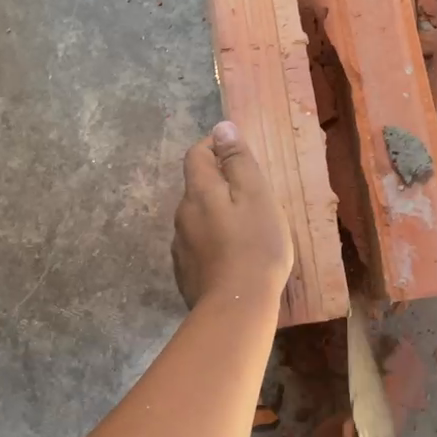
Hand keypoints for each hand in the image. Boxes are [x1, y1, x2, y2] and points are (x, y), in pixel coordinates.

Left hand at [171, 121, 293, 309]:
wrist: (237, 308)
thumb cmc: (255, 245)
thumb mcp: (256, 195)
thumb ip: (238, 160)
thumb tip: (222, 128)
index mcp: (198, 192)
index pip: (196, 154)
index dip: (214, 146)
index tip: (237, 152)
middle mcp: (182, 214)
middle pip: (196, 187)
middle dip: (219, 184)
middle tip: (252, 195)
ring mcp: (181, 246)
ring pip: (198, 218)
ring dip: (217, 215)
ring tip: (246, 228)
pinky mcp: (185, 273)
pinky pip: (199, 246)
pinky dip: (213, 242)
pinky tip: (234, 256)